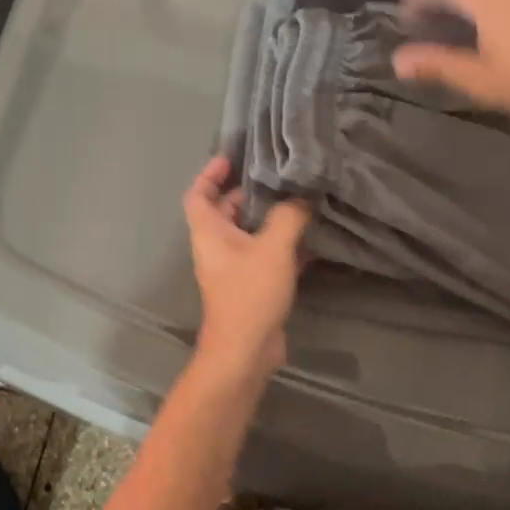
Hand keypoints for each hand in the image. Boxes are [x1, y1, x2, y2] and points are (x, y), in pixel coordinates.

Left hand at [182, 156, 311, 378]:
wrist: (246, 351)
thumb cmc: (249, 293)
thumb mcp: (272, 248)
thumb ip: (288, 217)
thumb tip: (301, 197)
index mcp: (209, 232)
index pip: (198, 195)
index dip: (209, 174)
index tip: (230, 159)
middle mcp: (217, 247)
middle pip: (226, 212)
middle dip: (248, 194)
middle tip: (278, 178)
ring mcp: (234, 269)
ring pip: (250, 235)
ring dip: (270, 220)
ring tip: (299, 202)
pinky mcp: (253, 287)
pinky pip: (267, 258)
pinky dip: (284, 247)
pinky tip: (312, 241)